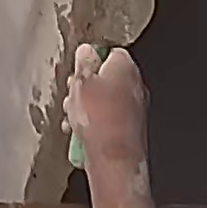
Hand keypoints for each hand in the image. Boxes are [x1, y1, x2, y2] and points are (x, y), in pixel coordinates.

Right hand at [63, 44, 149, 173]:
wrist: (112, 156)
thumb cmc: (99, 118)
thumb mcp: (81, 82)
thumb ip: (83, 63)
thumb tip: (86, 52)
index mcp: (126, 67)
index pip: (110, 52)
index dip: (90, 59)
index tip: (76, 69)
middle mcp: (135, 85)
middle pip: (105, 76)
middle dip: (84, 85)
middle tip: (71, 92)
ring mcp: (132, 108)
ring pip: (102, 98)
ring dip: (83, 104)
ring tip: (71, 114)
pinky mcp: (127, 128)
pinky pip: (104, 117)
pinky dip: (91, 121)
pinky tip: (77, 129)